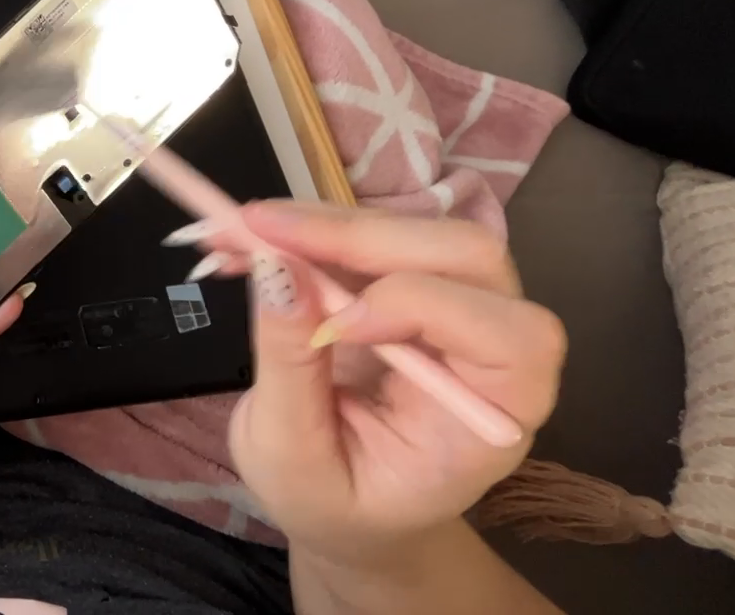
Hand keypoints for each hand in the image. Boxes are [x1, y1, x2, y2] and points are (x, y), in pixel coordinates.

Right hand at [223, 202, 565, 569]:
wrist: (348, 511)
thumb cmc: (332, 502)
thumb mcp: (294, 456)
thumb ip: (289, 365)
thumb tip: (273, 269)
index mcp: (486, 417)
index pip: (504, 334)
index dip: (417, 306)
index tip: (329, 327)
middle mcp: (483, 354)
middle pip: (463, 257)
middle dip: (355, 233)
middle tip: (257, 227)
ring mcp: (441, 314)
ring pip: (407, 232)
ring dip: (314, 222)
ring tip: (231, 232)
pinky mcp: (391, 291)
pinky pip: (355, 239)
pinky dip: (294, 231)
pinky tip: (241, 243)